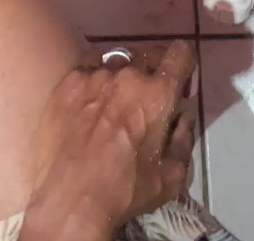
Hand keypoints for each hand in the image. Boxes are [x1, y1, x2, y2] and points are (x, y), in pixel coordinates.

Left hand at [20, 42, 196, 239]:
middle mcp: (128, 75)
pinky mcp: (69, 80)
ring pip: (119, 59)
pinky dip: (97, 76)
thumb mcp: (170, 177)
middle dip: (156, 71)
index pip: (180, 53)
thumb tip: (183, 116)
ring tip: (116, 99)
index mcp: (157, 94)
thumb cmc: (124, 191)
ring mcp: (95, 73)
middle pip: (150, 54)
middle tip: (149, 97)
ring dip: (125, 74)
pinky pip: (90, 65)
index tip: (179, 81)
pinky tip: (92, 98)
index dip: (184, 63)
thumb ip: (184, 139)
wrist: (69, 200)